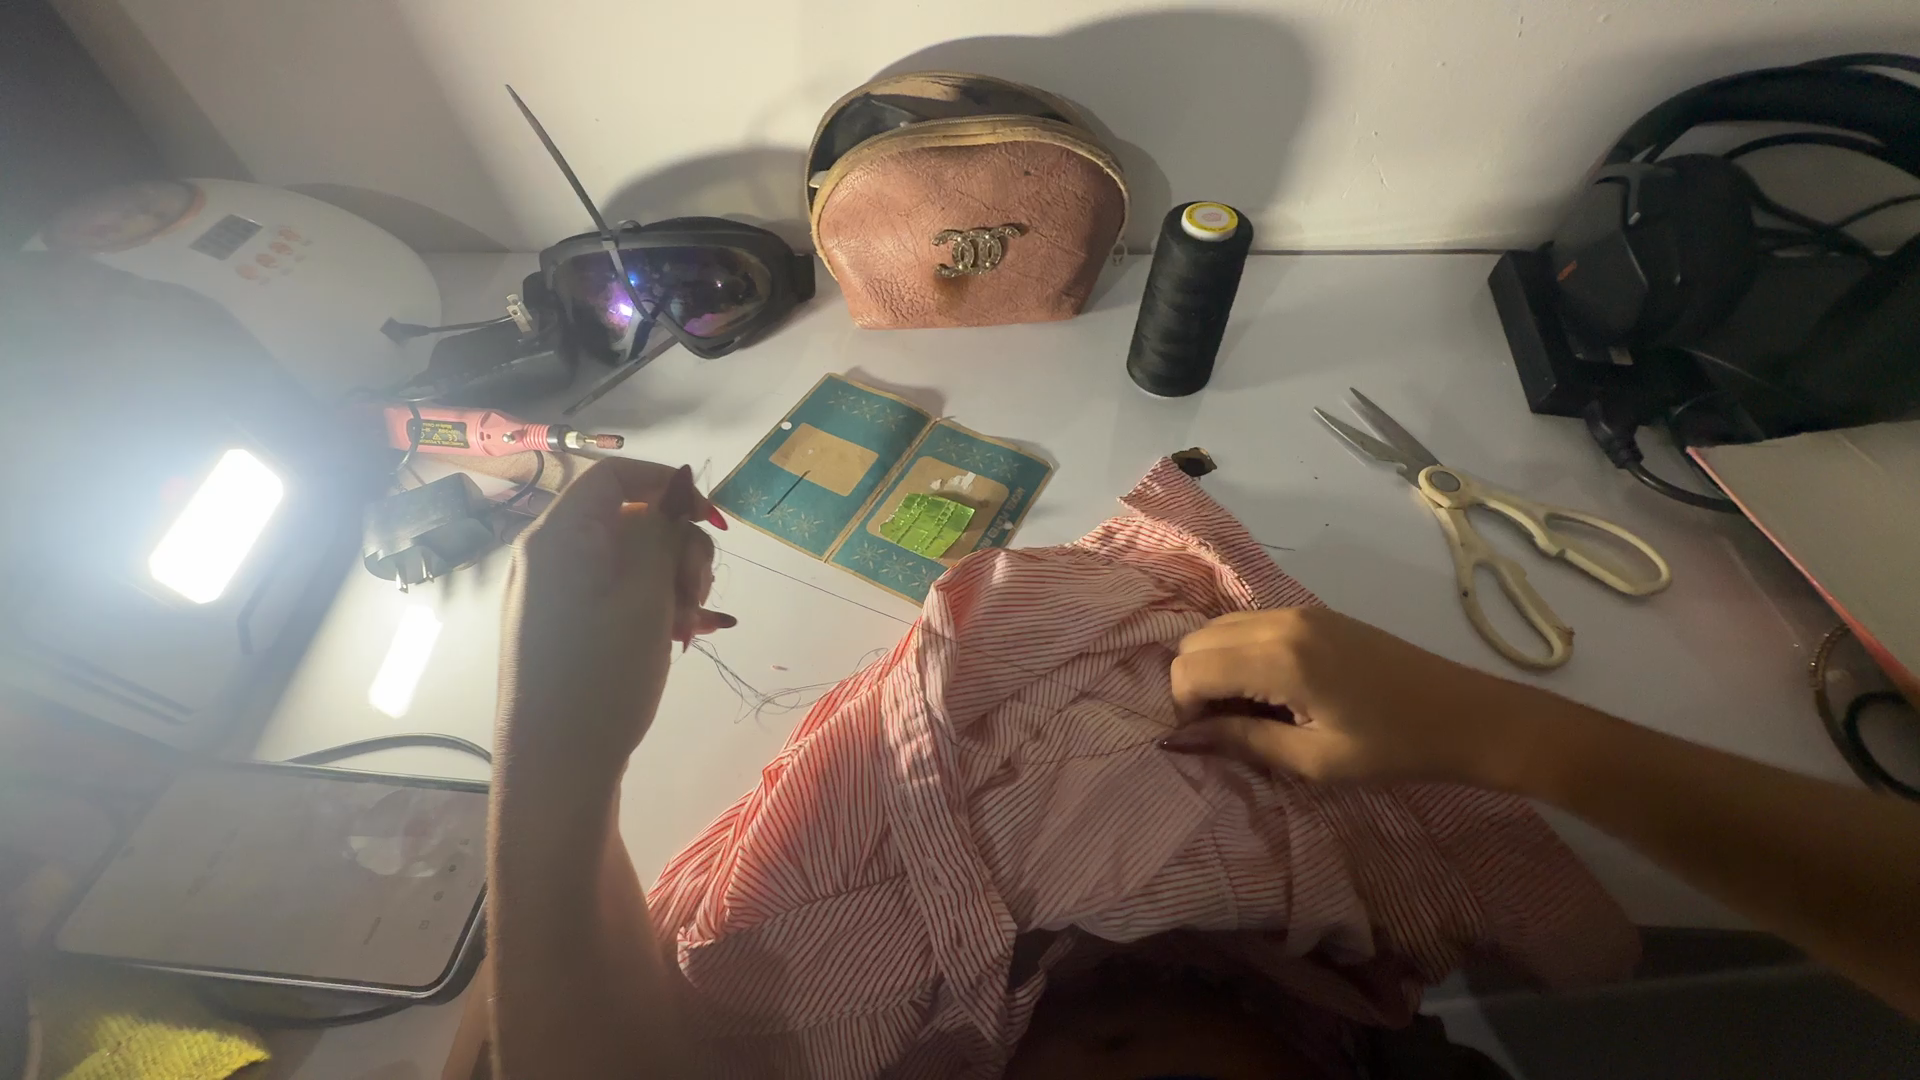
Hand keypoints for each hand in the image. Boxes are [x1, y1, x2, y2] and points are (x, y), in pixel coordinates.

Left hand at [496, 460, 733, 774]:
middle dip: (679, 547)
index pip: (615, 475)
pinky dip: (658, 603)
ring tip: (689, 626)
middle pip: (633, 517)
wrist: (558, 765)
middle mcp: (554, 555)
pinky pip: (625, 591)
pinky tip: (682, 634)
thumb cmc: (602, 675)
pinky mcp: (574, 621)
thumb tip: (679, 479)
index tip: (710, 521)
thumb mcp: (645, 596)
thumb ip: (661, 530)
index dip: (667, 485)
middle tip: (697, 592)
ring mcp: (563, 590)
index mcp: (560, 537)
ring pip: (637, 557)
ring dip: (676, 580)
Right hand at [1160, 608, 1563, 787]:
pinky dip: (1237, 652)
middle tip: (1227, 724)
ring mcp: (1296, 611)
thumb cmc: (1394, 748)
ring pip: (1217, 628)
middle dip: (1193, 684)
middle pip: (1194, 641)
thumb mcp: (1314, 760)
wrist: (1470, 716)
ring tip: (1250, 707)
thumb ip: (1241, 741)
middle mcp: (1279, 622)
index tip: (1210, 738)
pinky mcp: (1311, 613)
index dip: (1184, 706)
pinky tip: (1271, 686)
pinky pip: (1246, 624)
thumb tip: (1178, 739)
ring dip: (1214, 666)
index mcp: (1280, 658)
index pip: (1191, 668)